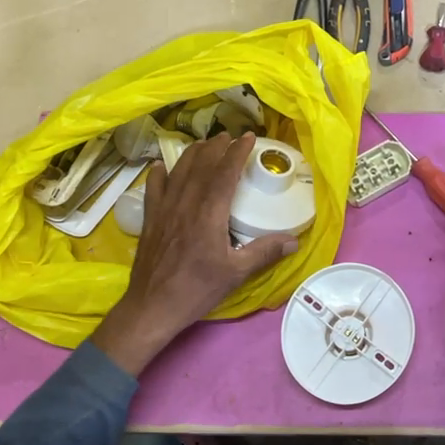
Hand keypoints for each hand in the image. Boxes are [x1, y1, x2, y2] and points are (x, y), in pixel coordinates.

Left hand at [90, 133, 297, 374]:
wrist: (152, 308)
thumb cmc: (196, 290)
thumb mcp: (236, 273)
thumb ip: (264, 252)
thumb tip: (294, 240)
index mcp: (209, 214)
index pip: (225, 173)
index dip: (237, 153)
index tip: (248, 138)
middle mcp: (185, 205)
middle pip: (201, 166)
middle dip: (216, 148)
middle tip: (228, 135)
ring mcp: (164, 211)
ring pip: (179, 173)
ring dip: (192, 155)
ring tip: (203, 143)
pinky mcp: (150, 221)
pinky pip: (153, 190)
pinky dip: (158, 175)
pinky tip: (162, 165)